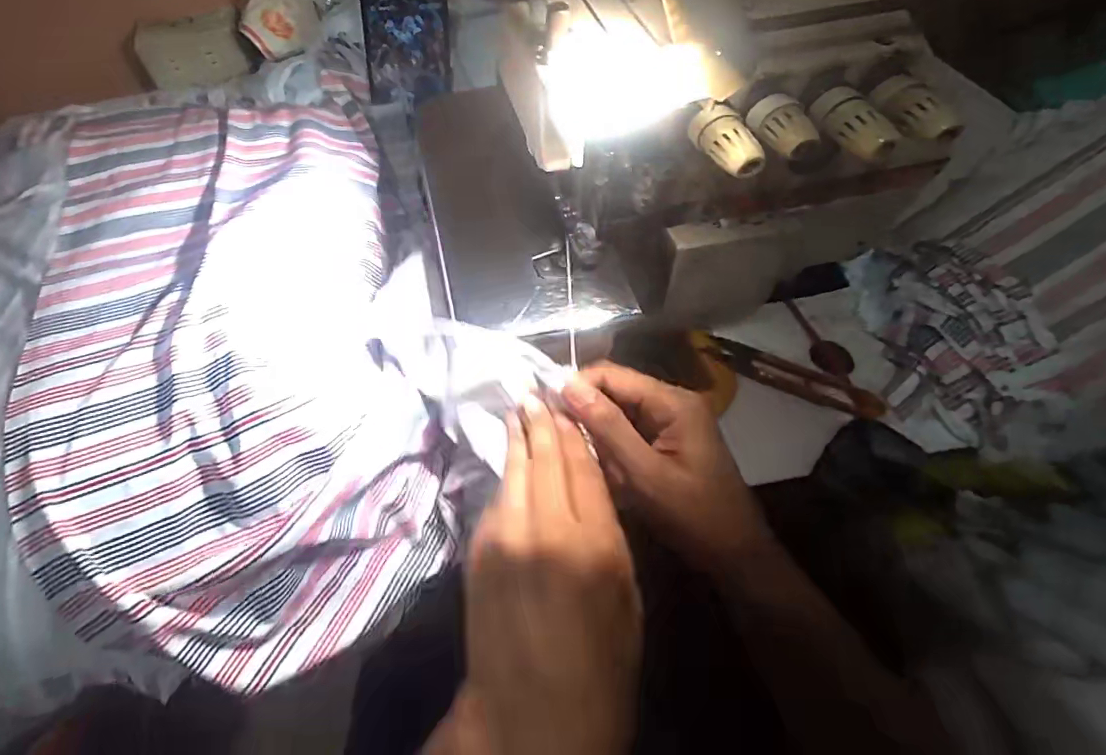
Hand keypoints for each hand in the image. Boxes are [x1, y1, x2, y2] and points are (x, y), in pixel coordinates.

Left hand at [456, 403, 640, 754]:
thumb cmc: (600, 666)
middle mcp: (547, 529)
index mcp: (595, 545)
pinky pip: (499, 495)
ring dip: (519, 435)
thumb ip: (609, 533)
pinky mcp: (478, 546)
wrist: (531, 716)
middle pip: (546, 458)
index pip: (584, 467)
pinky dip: (508, 470)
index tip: (570, 402)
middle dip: (544, 420)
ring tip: (520, 406)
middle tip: (538, 390)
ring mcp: (506, 535)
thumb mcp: (627, 599)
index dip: (576, 432)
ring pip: (516, 468)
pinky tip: (511, 452)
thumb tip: (590, 483)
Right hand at [562, 363, 771, 572]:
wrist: (738, 557)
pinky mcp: (668, 438)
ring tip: (584, 456)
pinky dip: (612, 444)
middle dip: (586, 410)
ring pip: (618, 410)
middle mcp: (673, 401)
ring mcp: (672, 420)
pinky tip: (605, 467)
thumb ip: (607, 427)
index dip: (576, 386)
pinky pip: (629, 428)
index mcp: (672, 402)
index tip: (547, 408)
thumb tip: (566, 386)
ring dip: (598, 431)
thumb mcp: (644, 474)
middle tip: (560, 437)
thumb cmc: (694, 517)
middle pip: (614, 389)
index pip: (611, 374)